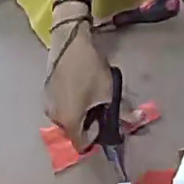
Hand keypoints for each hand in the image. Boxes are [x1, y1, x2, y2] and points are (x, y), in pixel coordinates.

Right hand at [44, 19, 111, 148]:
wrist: (70, 39)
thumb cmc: (90, 68)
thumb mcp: (109, 91)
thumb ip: (123, 111)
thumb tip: (137, 120)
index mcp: (69, 122)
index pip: (81, 145)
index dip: (94, 137)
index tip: (102, 121)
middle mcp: (55, 118)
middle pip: (73, 132)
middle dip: (86, 124)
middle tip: (98, 107)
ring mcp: (48, 104)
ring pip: (66, 118)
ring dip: (78, 113)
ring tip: (88, 97)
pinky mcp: (46, 92)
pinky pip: (60, 106)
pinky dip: (70, 104)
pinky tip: (78, 88)